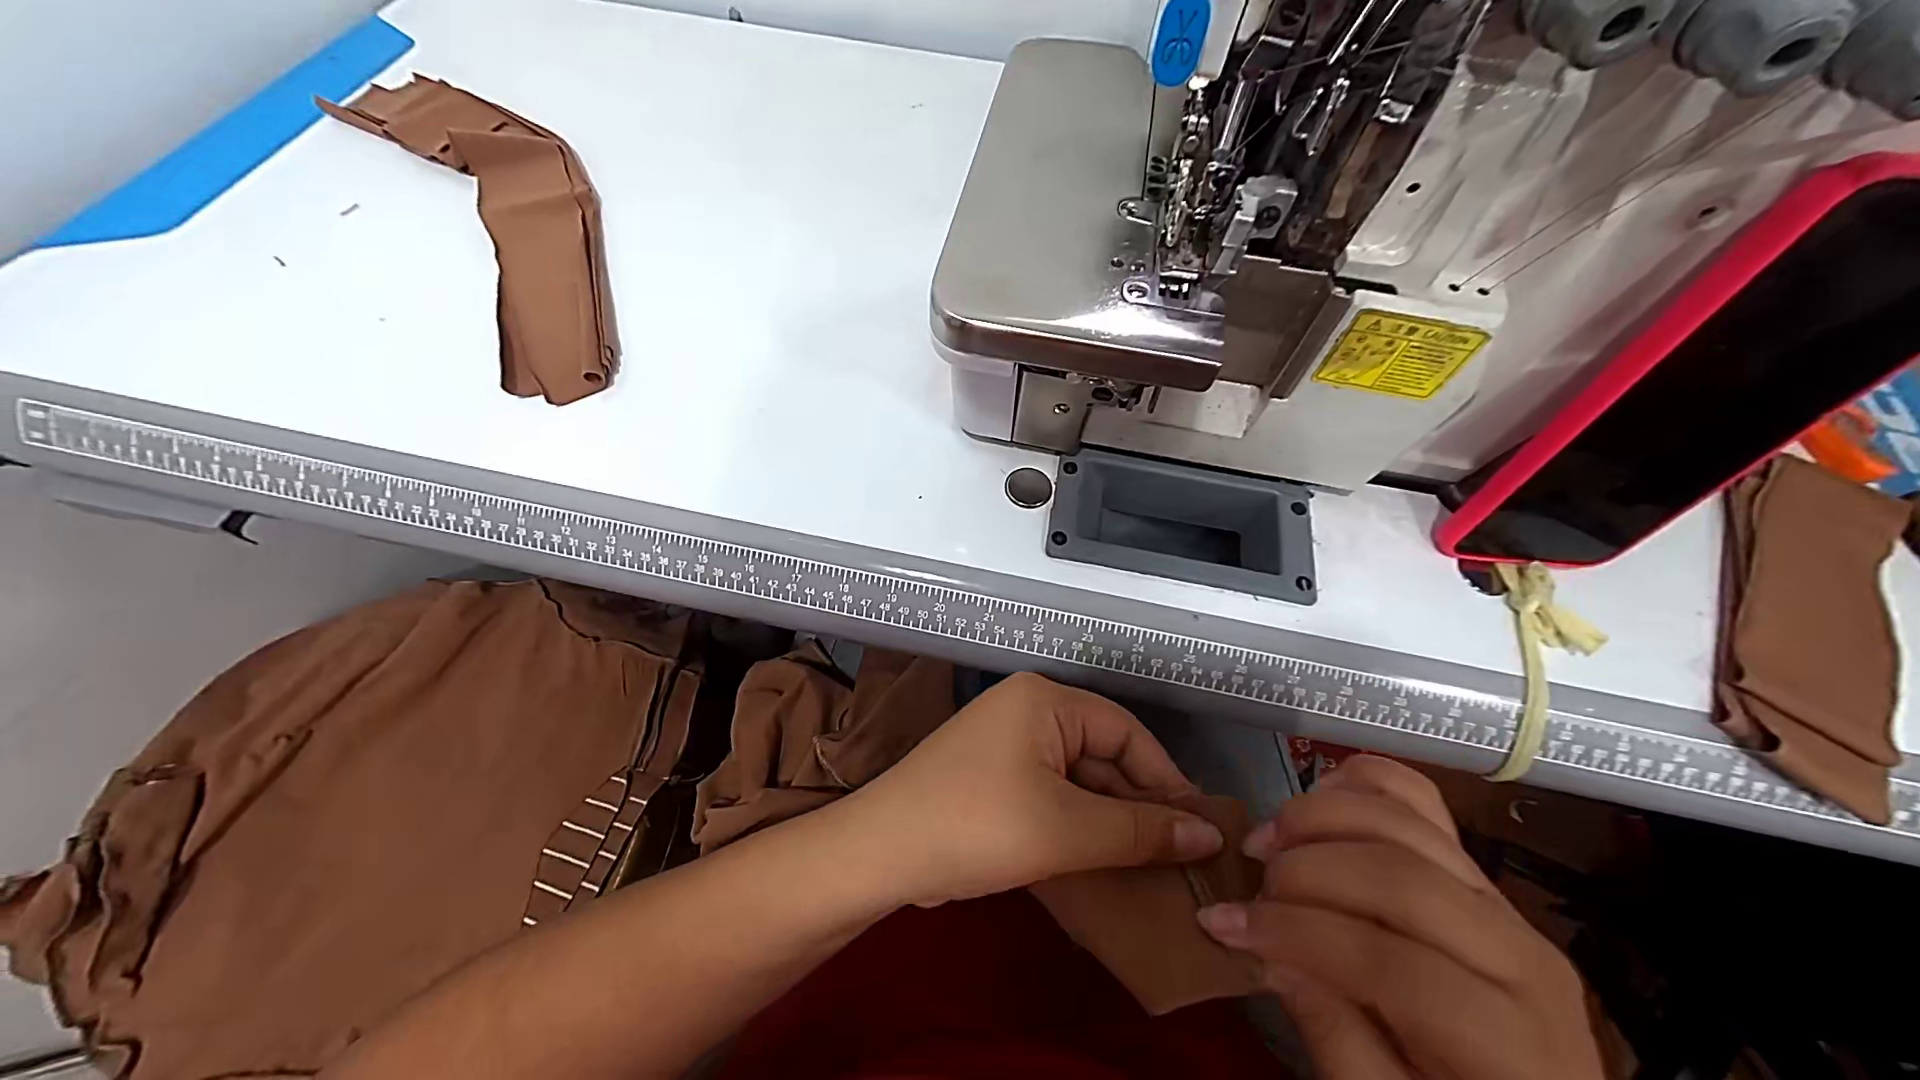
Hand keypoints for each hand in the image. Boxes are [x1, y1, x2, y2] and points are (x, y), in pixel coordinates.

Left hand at [840, 673, 1224, 906]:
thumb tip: (1209, 833)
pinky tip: (1104, 862)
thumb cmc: (976, 826)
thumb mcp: (1066, 829)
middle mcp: (1027, 711)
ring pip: (1079, 779)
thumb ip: (1141, 830)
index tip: (1198, 829)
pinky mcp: (994, 778)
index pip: (1127, 731)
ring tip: (1151, 867)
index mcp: (1044, 701)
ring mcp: (1007, 745)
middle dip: (1137, 805)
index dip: (1166, 779)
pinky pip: (1052, 794)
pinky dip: (1077, 825)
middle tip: (1179, 858)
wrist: (881, 853)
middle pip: (1103, 754)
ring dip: (1109, 820)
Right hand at [1196, 755, 1605, 1079]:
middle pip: (1398, 878)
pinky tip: (1317, 795)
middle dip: (1303, 870)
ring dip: (1321, 817)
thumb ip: (1333, 1037)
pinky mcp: (1477, 869)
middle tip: (1248, 881)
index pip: (1393, 963)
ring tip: (1267, 840)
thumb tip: (1270, 953)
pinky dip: (1364, 781)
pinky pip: (1424, 802)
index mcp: (1510, 1040)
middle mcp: (1518, 954)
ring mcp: (1501, 901)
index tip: (1224, 926)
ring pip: (1407, 823)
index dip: (1297, 936)